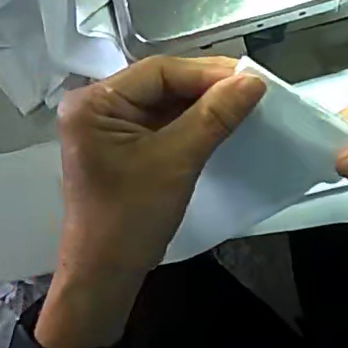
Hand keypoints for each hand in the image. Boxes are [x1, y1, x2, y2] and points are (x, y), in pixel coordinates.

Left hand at [45, 57, 265, 347]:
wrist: (105, 276)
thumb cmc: (130, 218)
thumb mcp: (176, 161)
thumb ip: (214, 116)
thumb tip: (253, 82)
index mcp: (94, 103)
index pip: (159, 71)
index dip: (207, 73)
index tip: (251, 79)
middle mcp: (96, 106)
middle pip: (162, 82)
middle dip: (207, 86)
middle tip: (252, 88)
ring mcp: (109, 126)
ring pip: (165, 100)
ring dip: (203, 102)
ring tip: (244, 102)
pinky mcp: (124, 144)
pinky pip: (163, 121)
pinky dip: (193, 121)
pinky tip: (221, 120)